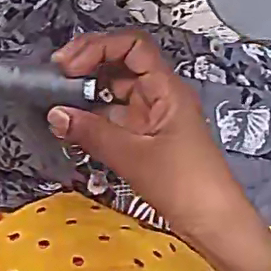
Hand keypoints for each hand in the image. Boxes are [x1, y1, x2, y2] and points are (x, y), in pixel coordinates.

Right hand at [47, 31, 270, 270]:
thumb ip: (92, 133)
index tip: (69, 64)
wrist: (214, 224)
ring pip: (116, 91)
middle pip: (121, 64)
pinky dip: (94, 117)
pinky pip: (115, 117)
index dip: (98, 47)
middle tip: (56, 76)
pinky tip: (74, 125)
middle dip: (88, 64)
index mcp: (167, 89)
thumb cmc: (186, 185)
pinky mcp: (147, 139)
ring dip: (88, 92)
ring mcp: (153, 118)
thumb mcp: (134, 157)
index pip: (132, 46)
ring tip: (58, 99)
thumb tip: (56, 114)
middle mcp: (160, 97)